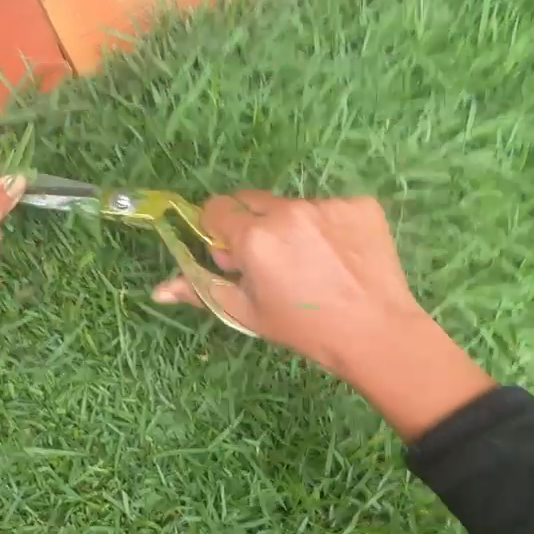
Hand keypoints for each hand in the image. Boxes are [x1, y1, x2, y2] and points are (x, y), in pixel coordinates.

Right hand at [153, 191, 493, 439]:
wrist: (375, 332)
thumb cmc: (301, 328)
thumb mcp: (245, 312)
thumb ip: (200, 290)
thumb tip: (158, 290)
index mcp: (253, 238)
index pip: (216, 209)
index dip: (218, 230)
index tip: (231, 254)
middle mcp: (287, 212)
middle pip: (250, 201)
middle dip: (251, 225)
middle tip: (269, 261)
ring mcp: (326, 205)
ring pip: (290, 207)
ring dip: (289, 227)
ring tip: (310, 264)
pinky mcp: (360, 204)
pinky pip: (328, 208)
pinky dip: (326, 227)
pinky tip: (338, 256)